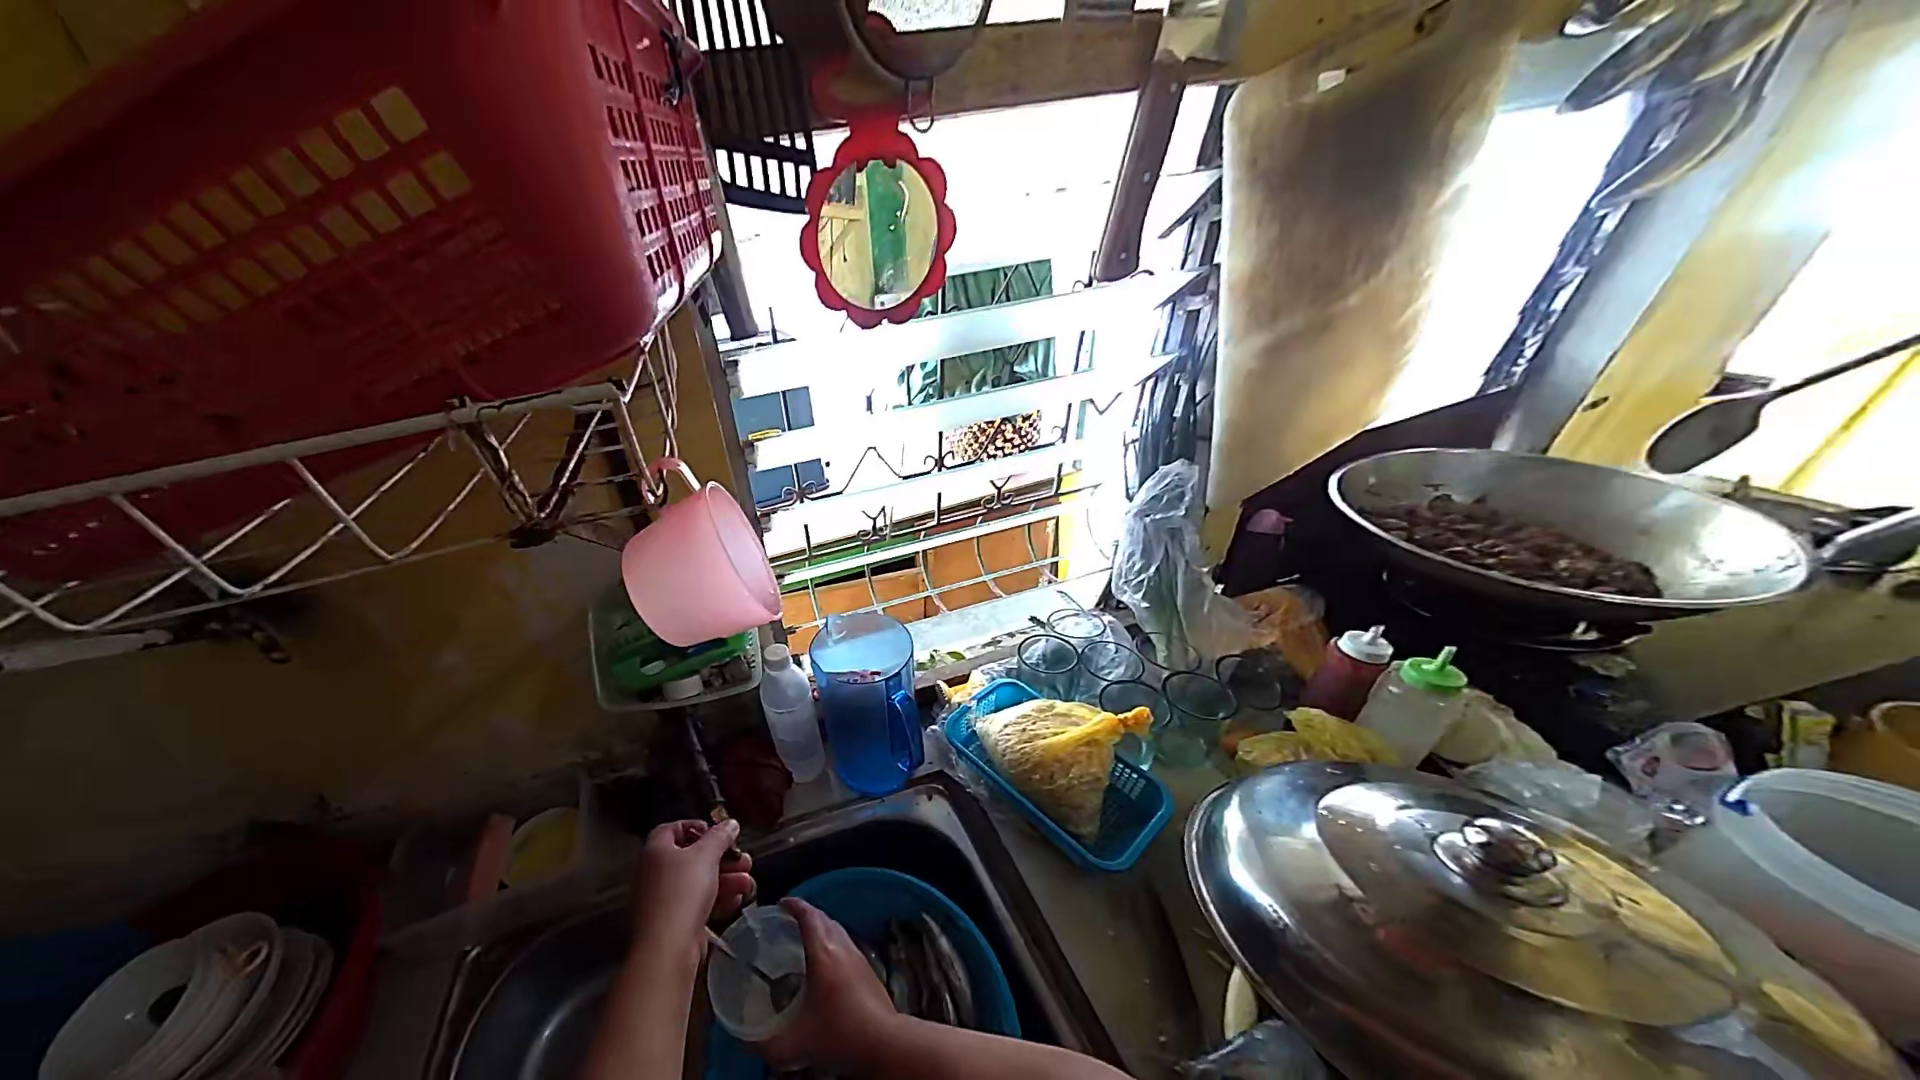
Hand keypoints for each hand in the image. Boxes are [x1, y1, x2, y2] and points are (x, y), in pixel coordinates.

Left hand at [632, 819, 754, 970]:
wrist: (668, 948)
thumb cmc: (684, 891)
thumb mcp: (706, 855)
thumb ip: (721, 836)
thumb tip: (731, 823)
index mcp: (656, 851)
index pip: (672, 828)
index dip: (696, 826)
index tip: (718, 832)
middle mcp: (657, 873)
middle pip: (694, 856)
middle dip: (723, 857)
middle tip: (743, 859)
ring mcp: (665, 900)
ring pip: (701, 882)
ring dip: (728, 878)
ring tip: (747, 882)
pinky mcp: (676, 922)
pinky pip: (700, 903)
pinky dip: (719, 900)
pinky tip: (737, 900)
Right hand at [758, 898, 901, 1073]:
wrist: (882, 1041)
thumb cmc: (838, 1034)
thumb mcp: (793, 1045)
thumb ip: (763, 1044)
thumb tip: (745, 1040)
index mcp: (823, 954)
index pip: (808, 916)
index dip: (794, 905)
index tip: (780, 903)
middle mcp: (841, 946)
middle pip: (823, 918)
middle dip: (805, 913)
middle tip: (785, 921)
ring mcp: (857, 954)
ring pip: (836, 929)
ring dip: (819, 925)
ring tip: (802, 938)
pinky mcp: (867, 967)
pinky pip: (844, 942)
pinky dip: (830, 940)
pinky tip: (824, 960)